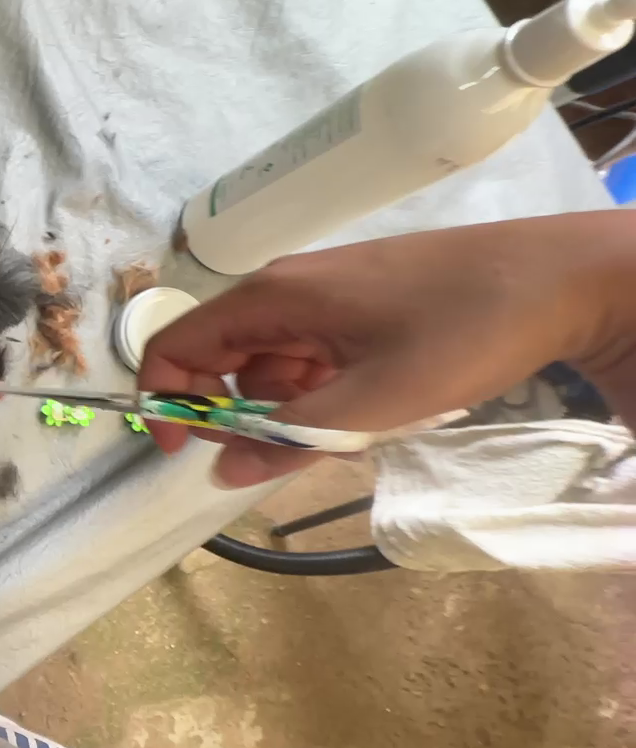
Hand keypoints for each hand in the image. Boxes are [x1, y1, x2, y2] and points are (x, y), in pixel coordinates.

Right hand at [140, 212, 635, 487]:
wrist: (586, 272)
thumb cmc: (472, 327)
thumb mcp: (377, 398)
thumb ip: (291, 439)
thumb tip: (221, 475)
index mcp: (268, 299)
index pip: (172, 348)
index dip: (162, 400)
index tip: (182, 449)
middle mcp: (279, 289)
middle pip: (211, 356)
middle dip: (224, 408)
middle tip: (264, 447)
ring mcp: (316, 292)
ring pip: (258, 359)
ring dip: (273, 402)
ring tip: (331, 428)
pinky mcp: (349, 300)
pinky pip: (298, 350)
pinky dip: (308, 385)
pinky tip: (354, 401)